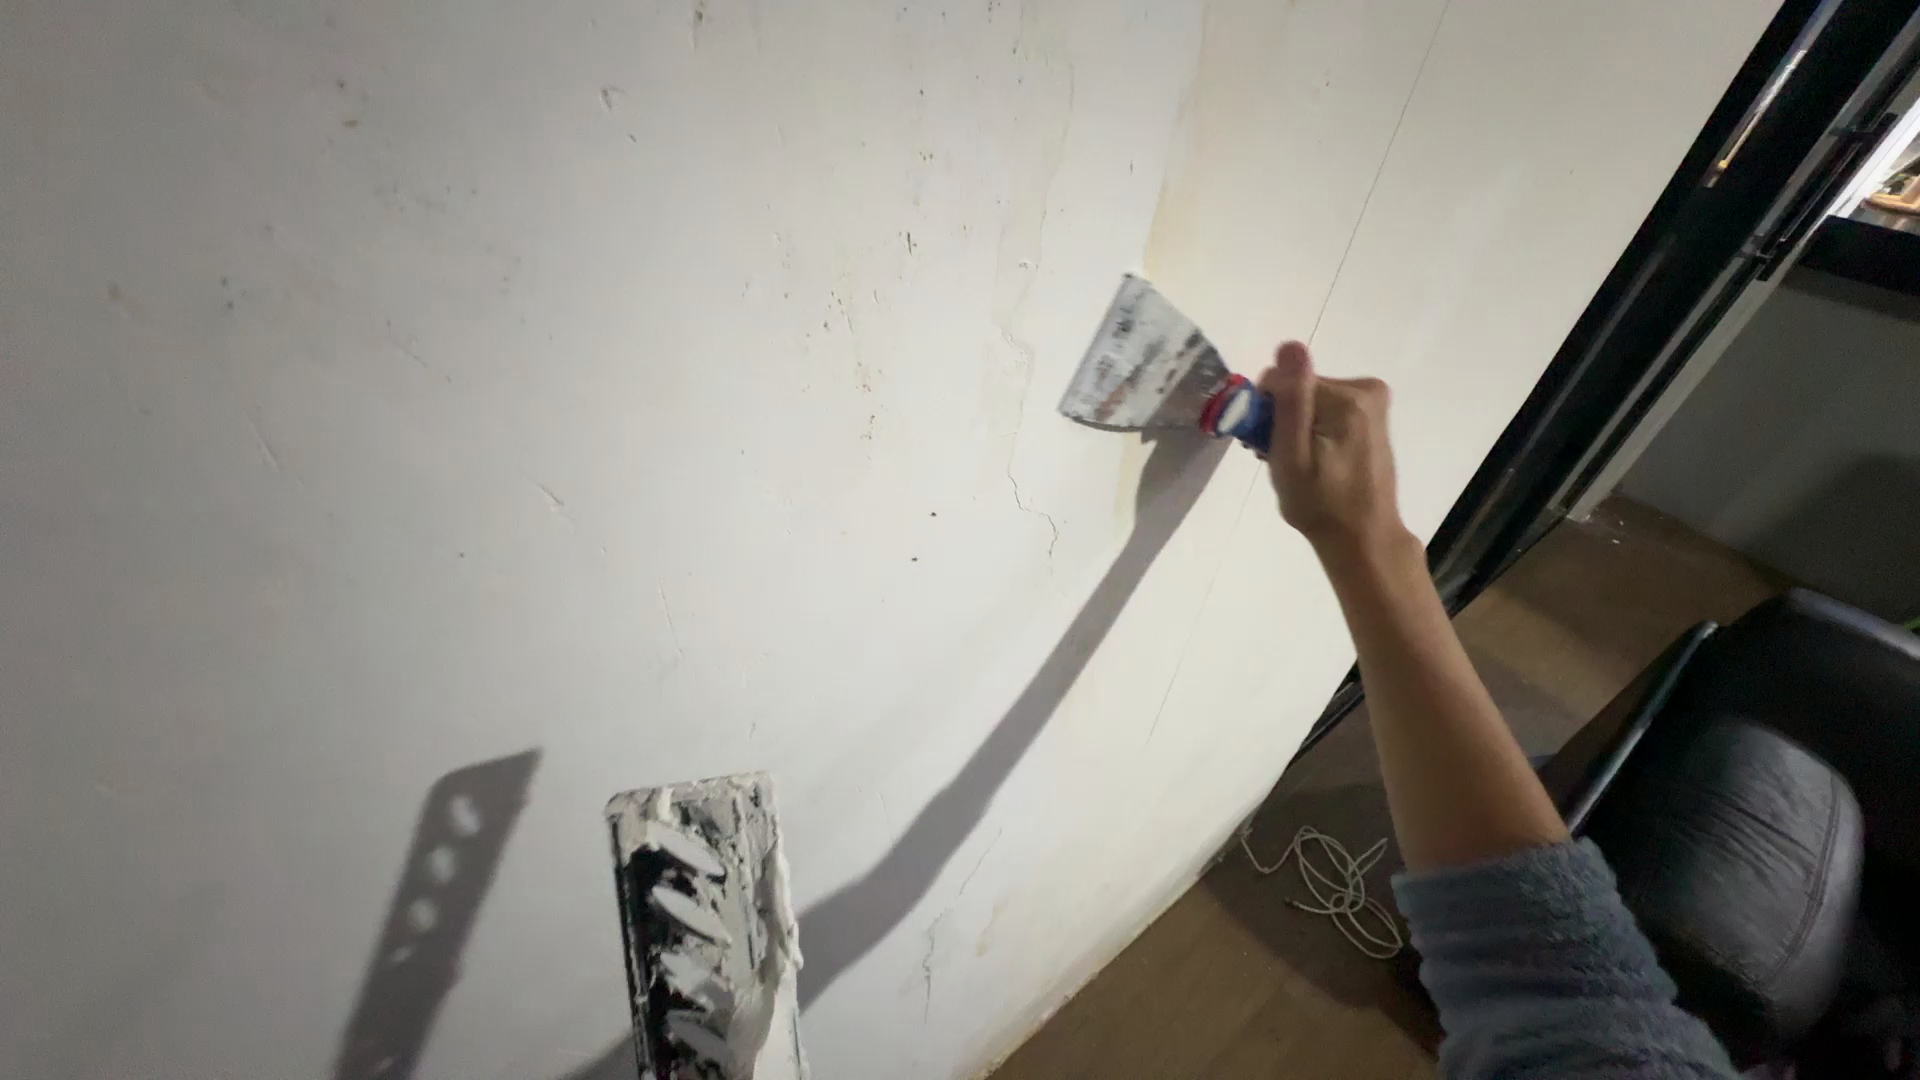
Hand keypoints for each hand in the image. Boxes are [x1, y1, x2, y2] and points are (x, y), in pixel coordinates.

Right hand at [1258, 342, 1408, 551]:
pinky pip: (1326, 410)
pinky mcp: (1373, 417)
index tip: (1265, 448)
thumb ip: (1290, 399)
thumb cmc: (1319, 503)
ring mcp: (1374, 403)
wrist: (1361, 537)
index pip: (1281, 384)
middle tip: (1278, 459)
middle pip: (1298, 390)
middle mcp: (1366, 390)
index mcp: (1347, 397)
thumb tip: (1290, 345)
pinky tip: (1312, 460)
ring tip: (1295, 465)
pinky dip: (1311, 431)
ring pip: (1309, 401)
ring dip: (1293, 428)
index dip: (1264, 416)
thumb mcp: (1292, 455)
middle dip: (1280, 421)